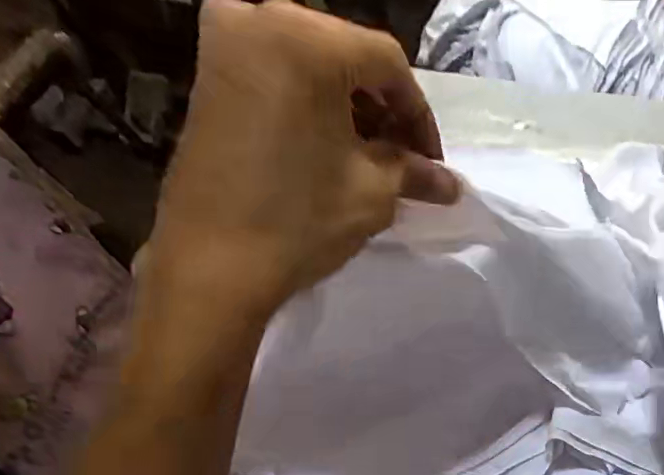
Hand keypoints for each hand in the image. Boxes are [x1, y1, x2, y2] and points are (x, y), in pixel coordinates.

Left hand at [145, 0, 460, 331]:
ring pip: (313, 60)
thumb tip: (452, 184)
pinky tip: (331, 147)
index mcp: (306, 40)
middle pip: (348, 52)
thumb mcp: (372, 194)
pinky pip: (280, 70)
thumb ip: (414, 173)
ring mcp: (227, 41)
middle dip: (384, 107)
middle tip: (404, 160)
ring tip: (369, 157)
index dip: (418, 113)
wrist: (214, 260)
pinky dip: (314, 102)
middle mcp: (261, 18)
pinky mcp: (211, 71)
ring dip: (350, 105)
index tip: (431, 162)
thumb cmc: (300, 220)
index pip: (387, 61)